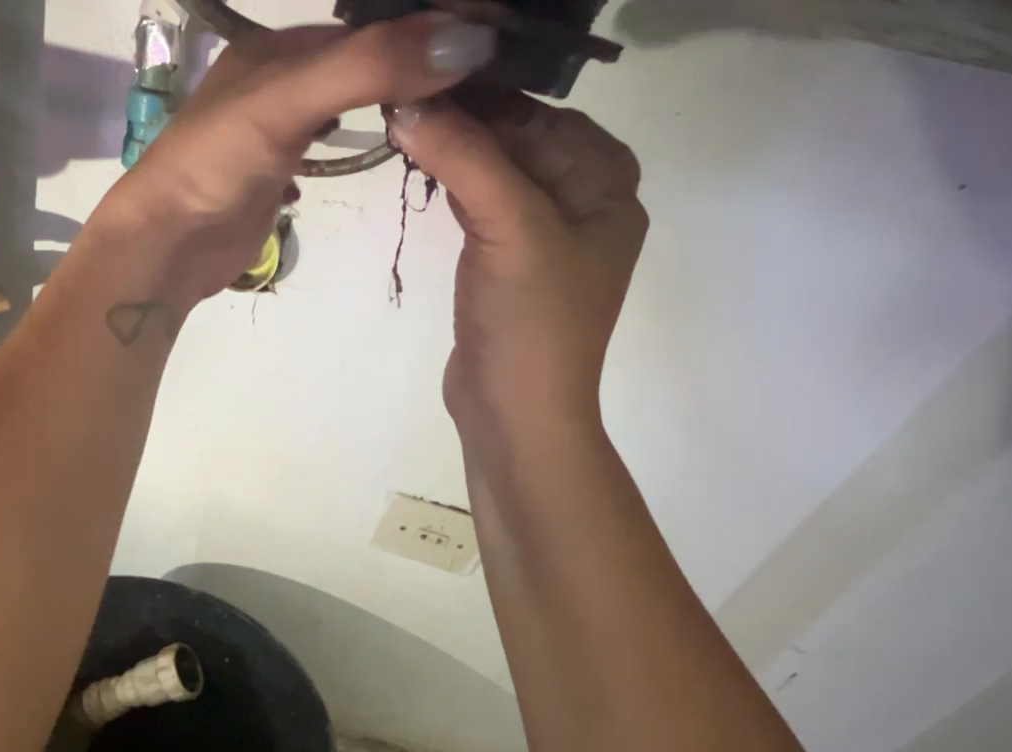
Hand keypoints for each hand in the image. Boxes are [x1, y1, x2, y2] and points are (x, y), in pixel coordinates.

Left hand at [94, 13, 495, 306]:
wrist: (164, 245)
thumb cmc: (216, 164)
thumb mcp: (290, 102)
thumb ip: (369, 68)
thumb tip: (464, 40)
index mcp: (274, 50)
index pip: (364, 27)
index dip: (419, 31)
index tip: (481, 44)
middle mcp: (274, 83)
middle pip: (356, 63)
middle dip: (409, 68)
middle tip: (473, 84)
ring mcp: (272, 132)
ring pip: (342, 105)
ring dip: (385, 105)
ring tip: (443, 112)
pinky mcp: (272, 177)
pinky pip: (324, 149)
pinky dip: (353, 145)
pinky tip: (381, 150)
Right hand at [388, 94, 647, 432]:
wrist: (515, 415)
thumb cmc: (532, 323)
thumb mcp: (509, 229)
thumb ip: (466, 159)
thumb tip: (409, 103)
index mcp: (606, 185)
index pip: (544, 114)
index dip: (489, 93)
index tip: (428, 76)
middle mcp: (582, 202)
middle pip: (520, 140)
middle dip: (467, 122)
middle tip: (407, 99)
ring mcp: (542, 236)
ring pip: (497, 173)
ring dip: (456, 152)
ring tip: (405, 125)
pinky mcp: (506, 265)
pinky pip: (481, 207)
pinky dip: (453, 187)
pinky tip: (421, 168)